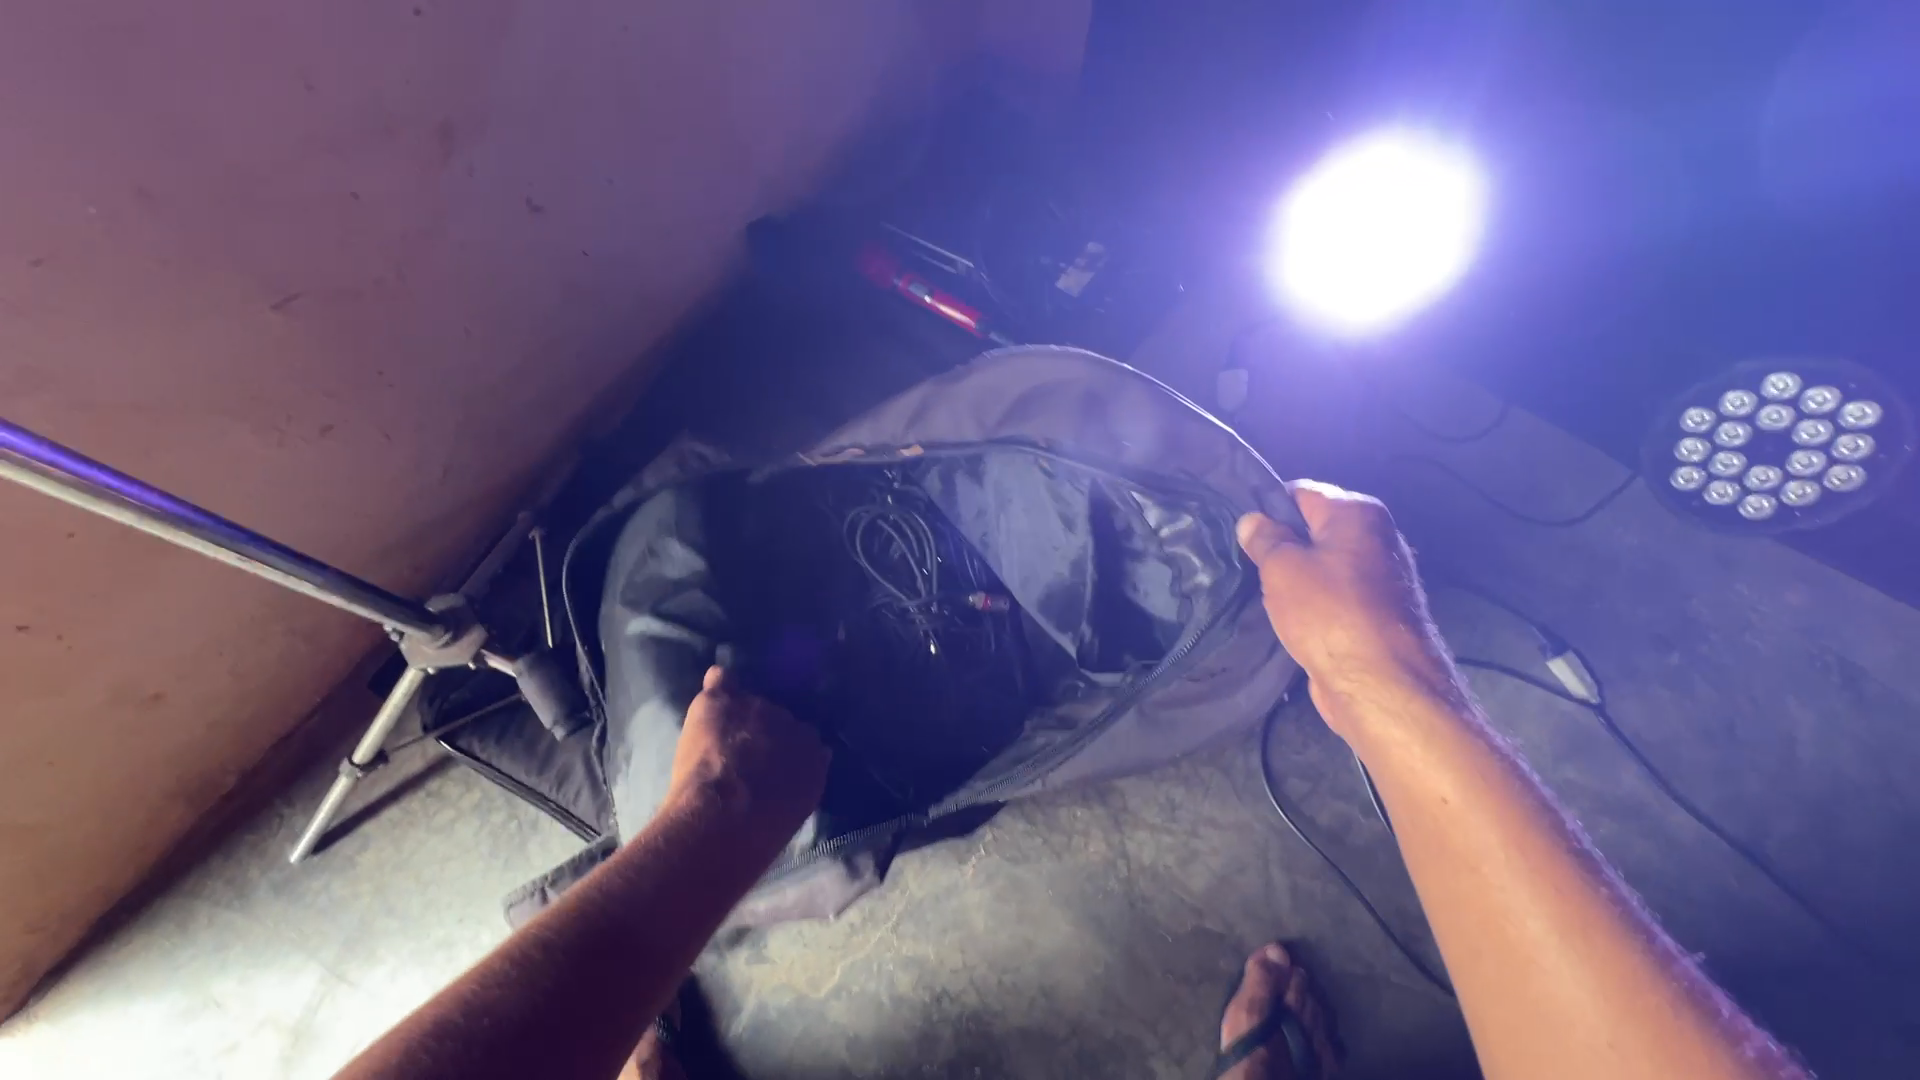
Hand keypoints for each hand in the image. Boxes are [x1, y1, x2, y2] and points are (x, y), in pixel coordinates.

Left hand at [666, 666, 830, 839]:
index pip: (804, 737)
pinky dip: (716, 686)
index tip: (772, 760)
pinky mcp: (722, 701)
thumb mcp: (802, 802)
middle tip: (743, 751)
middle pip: (777, 716)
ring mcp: (756, 708)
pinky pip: (721, 680)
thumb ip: (809, 774)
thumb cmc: (764, 826)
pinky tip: (713, 690)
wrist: (728, 816)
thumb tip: (819, 756)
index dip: (785, 747)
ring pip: (748, 702)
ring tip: (720, 735)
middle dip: (763, 729)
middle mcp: (790, 721)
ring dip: (738, 714)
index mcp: (813, 749)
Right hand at [1237, 480, 1461, 734]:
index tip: (1240, 531)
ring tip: (1263, 595)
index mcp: (1357, 513)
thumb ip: (1265, 538)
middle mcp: (1376, 537)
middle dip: (1280, 545)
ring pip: (1321, 565)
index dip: (1266, 507)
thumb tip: (1252, 520)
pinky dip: (1312, 604)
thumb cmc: (1329, 613)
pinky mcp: (1376, 614)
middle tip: (1246, 565)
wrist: (1382, 686)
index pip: (1300, 492)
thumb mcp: (1283, 568)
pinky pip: (1333, 595)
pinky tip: (1290, 620)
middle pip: (1313, 529)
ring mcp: (1380, 578)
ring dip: (1294, 579)